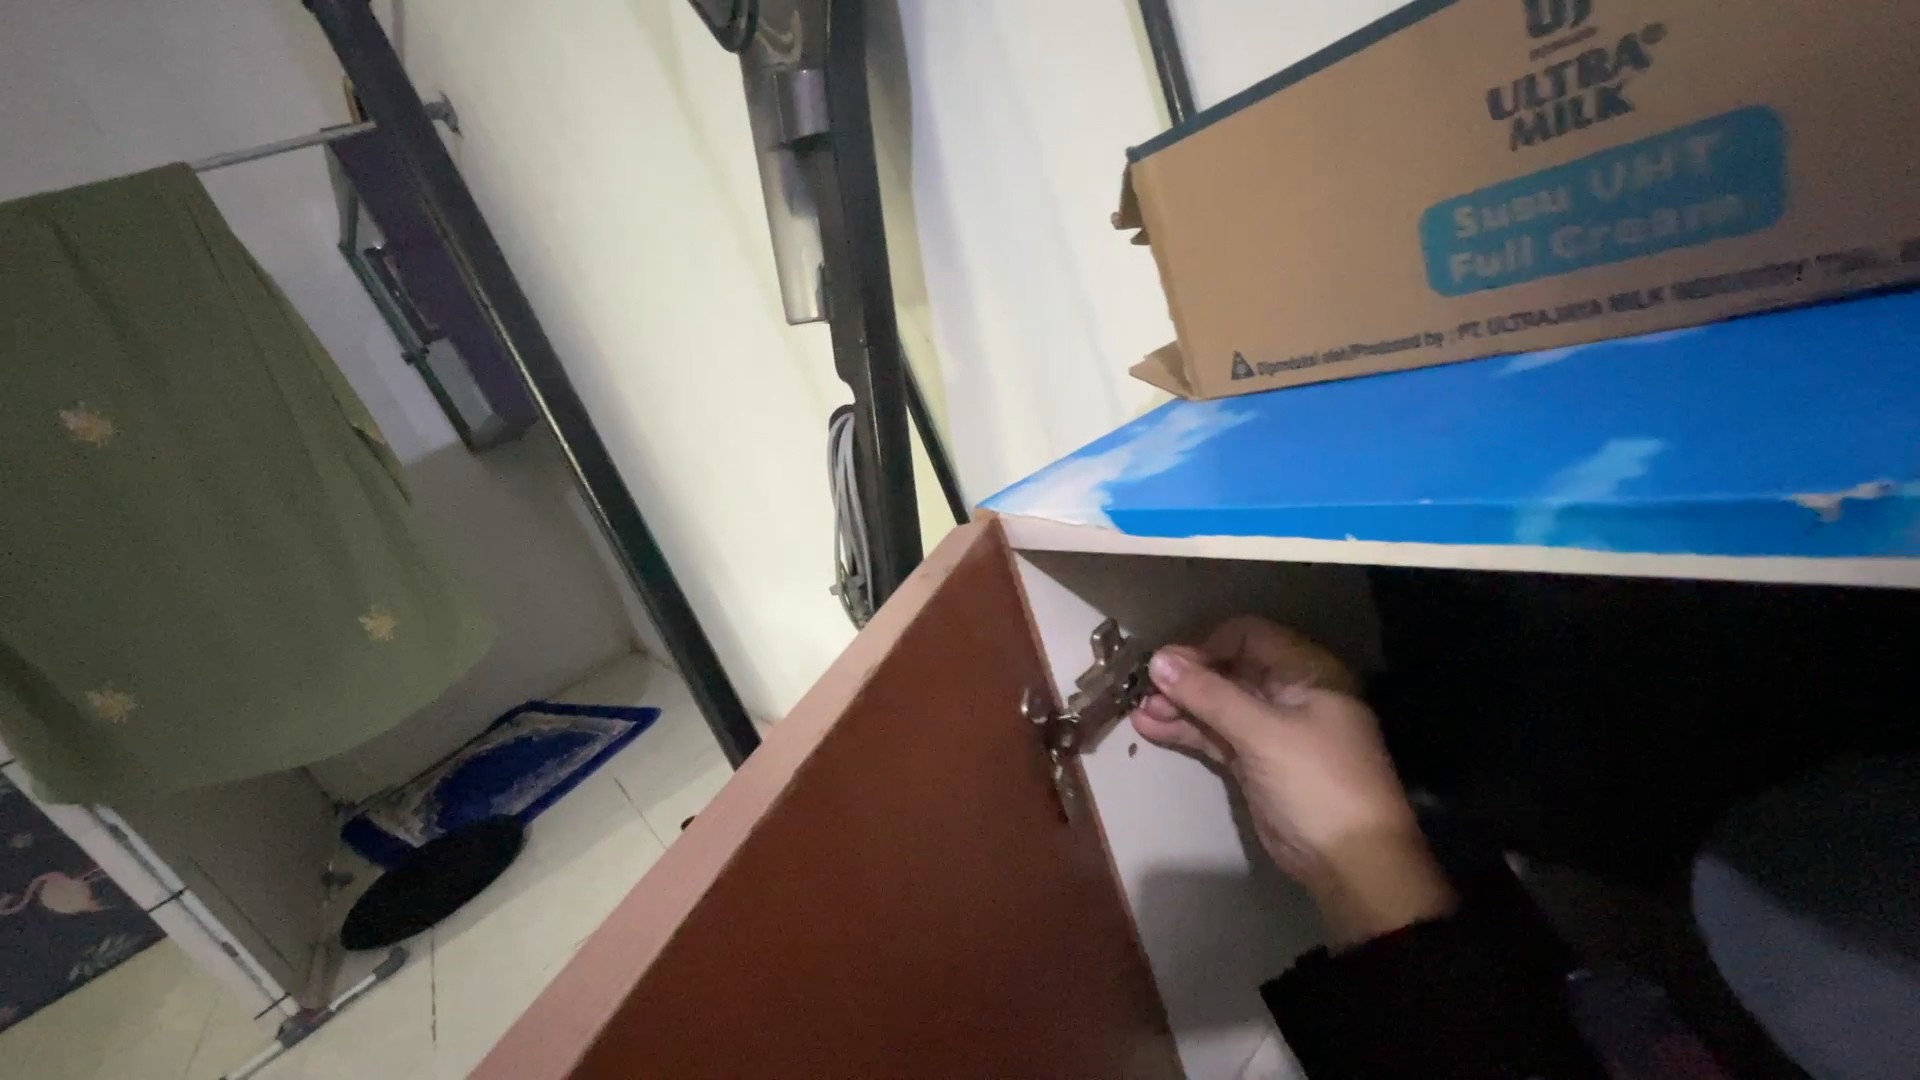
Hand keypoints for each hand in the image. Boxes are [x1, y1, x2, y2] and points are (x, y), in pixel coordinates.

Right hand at [1129, 616, 1456, 947]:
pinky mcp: (1254, 760)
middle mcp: (1288, 694)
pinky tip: (1150, 728)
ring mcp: (1270, 729)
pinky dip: (1186, 730)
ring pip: (1217, 704)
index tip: (1170, 665)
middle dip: (1186, 678)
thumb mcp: (1263, 733)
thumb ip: (1209, 694)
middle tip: (1146, 689)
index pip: (1249, 637)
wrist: (1352, 865)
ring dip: (1179, 705)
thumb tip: (1157, 660)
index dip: (1208, 646)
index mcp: (1306, 673)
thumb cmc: (1317, 782)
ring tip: (1140, 712)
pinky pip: (1215, 734)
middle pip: (1228, 670)